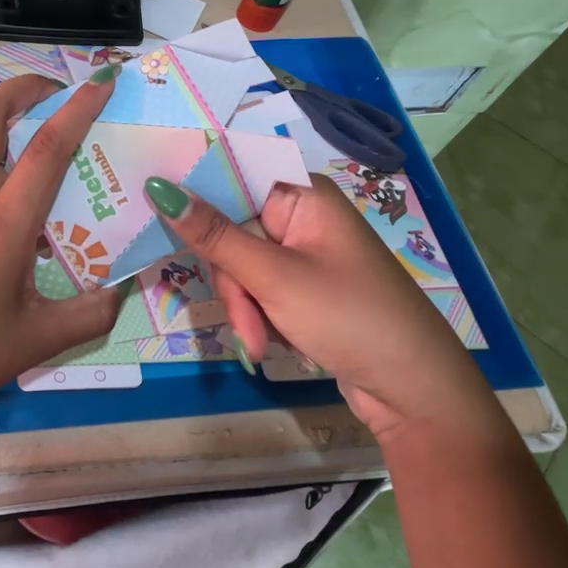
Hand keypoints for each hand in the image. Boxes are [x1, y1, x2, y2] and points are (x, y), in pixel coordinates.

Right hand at [146, 174, 497, 443]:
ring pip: (238, 262)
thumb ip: (213, 234)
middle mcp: (301, 214)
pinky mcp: (302, 284)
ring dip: (242, 305)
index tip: (151, 207)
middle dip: (231, 280)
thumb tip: (159, 186)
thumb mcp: (274, 278)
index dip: (194, 192)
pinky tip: (269, 342)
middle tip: (244, 320)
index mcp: (302, 193)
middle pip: (230, 227)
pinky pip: (257, 285)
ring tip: (260, 342)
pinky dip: (256, 314)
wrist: (416, 394)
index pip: (231, 174)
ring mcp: (302, 251)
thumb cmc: (350, 318)